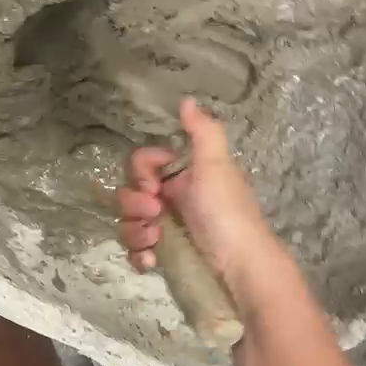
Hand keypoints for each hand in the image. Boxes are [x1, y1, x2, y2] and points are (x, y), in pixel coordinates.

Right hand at [116, 97, 276, 284]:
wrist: (240, 266)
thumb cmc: (227, 212)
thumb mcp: (216, 166)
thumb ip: (202, 132)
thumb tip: (187, 99)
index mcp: (180, 175)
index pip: (139, 164)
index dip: (140, 173)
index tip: (155, 185)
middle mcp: (169, 199)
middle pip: (126, 193)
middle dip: (133, 205)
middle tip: (156, 214)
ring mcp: (163, 228)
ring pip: (125, 223)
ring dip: (134, 232)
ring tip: (155, 241)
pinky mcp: (161, 255)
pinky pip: (134, 251)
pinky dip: (138, 256)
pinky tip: (152, 262)